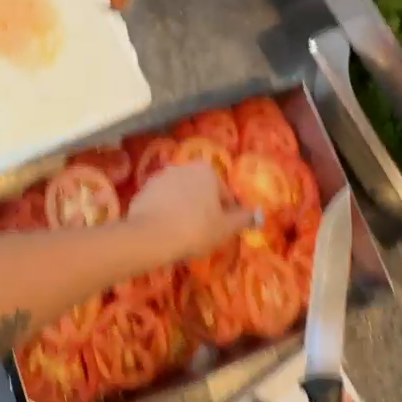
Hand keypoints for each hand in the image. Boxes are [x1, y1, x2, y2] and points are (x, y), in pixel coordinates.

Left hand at [126, 163, 253, 259]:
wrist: (151, 235)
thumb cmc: (196, 228)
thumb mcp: (226, 227)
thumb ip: (244, 218)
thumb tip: (258, 214)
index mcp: (206, 170)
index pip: (224, 194)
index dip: (226, 214)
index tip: (222, 231)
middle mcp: (182, 167)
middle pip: (201, 191)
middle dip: (204, 209)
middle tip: (204, 233)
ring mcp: (160, 177)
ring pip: (180, 196)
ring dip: (184, 210)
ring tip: (184, 234)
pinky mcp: (143, 190)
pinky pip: (161, 202)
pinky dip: (166, 213)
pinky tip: (167, 231)